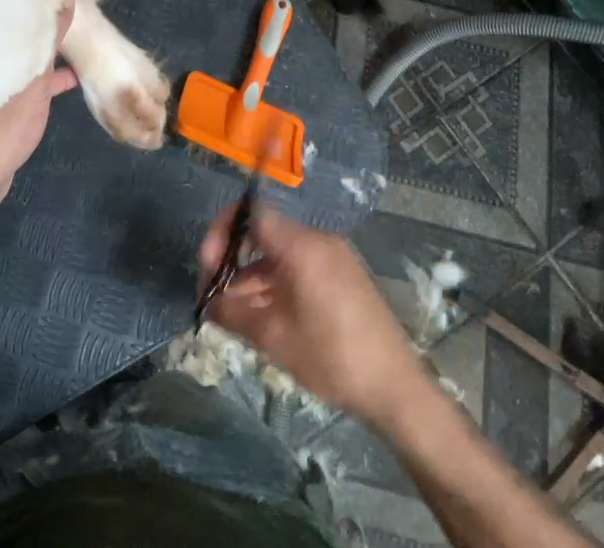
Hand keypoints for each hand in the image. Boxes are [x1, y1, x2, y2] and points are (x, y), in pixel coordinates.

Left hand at [0, 2, 77, 217]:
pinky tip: (68, 78)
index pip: (8, 11)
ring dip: (46, 53)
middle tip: (75, 11)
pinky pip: (22, 82)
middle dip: (41, 24)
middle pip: (13, 34)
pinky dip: (44, 80)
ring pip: (20, 59)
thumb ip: (47, 43)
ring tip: (79, 44)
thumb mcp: (31, 84)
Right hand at [198, 206, 429, 429]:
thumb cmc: (331, 357)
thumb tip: (208, 302)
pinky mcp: (344, 279)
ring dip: (252, 278)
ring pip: (279, 256)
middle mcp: (319, 243)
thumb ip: (230, 311)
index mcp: (302, 247)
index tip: (208, 266)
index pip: (251, 214)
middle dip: (232, 261)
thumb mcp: (271, 336)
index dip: (221, 232)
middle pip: (263, 235)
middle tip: (214, 295)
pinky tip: (263, 317)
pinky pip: (299, 269)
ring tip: (234, 314)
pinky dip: (275, 286)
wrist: (396, 389)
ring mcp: (335, 260)